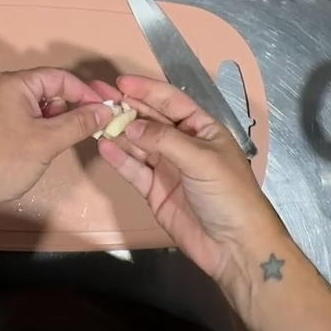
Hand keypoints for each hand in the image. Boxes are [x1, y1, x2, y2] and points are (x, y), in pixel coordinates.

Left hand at [0, 67, 111, 217]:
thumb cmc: (5, 161)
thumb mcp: (47, 141)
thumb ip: (79, 123)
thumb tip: (106, 110)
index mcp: (14, 83)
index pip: (59, 77)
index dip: (85, 93)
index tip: (105, 111)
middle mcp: (3, 88)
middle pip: (48, 89)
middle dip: (70, 107)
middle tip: (89, 128)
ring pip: (37, 106)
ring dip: (56, 120)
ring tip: (66, 140)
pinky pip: (24, 117)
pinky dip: (40, 128)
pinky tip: (45, 146)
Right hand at [95, 73, 287, 286]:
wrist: (235, 247)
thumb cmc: (228, 194)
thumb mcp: (201, 159)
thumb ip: (164, 140)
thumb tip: (130, 125)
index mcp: (201, 128)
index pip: (171, 100)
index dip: (147, 89)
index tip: (121, 82)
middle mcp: (183, 143)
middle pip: (150, 119)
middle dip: (126, 106)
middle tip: (98, 95)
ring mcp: (167, 167)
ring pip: (138, 143)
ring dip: (118, 130)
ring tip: (95, 118)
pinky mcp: (155, 190)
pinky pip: (133, 169)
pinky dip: (119, 158)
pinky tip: (103, 145)